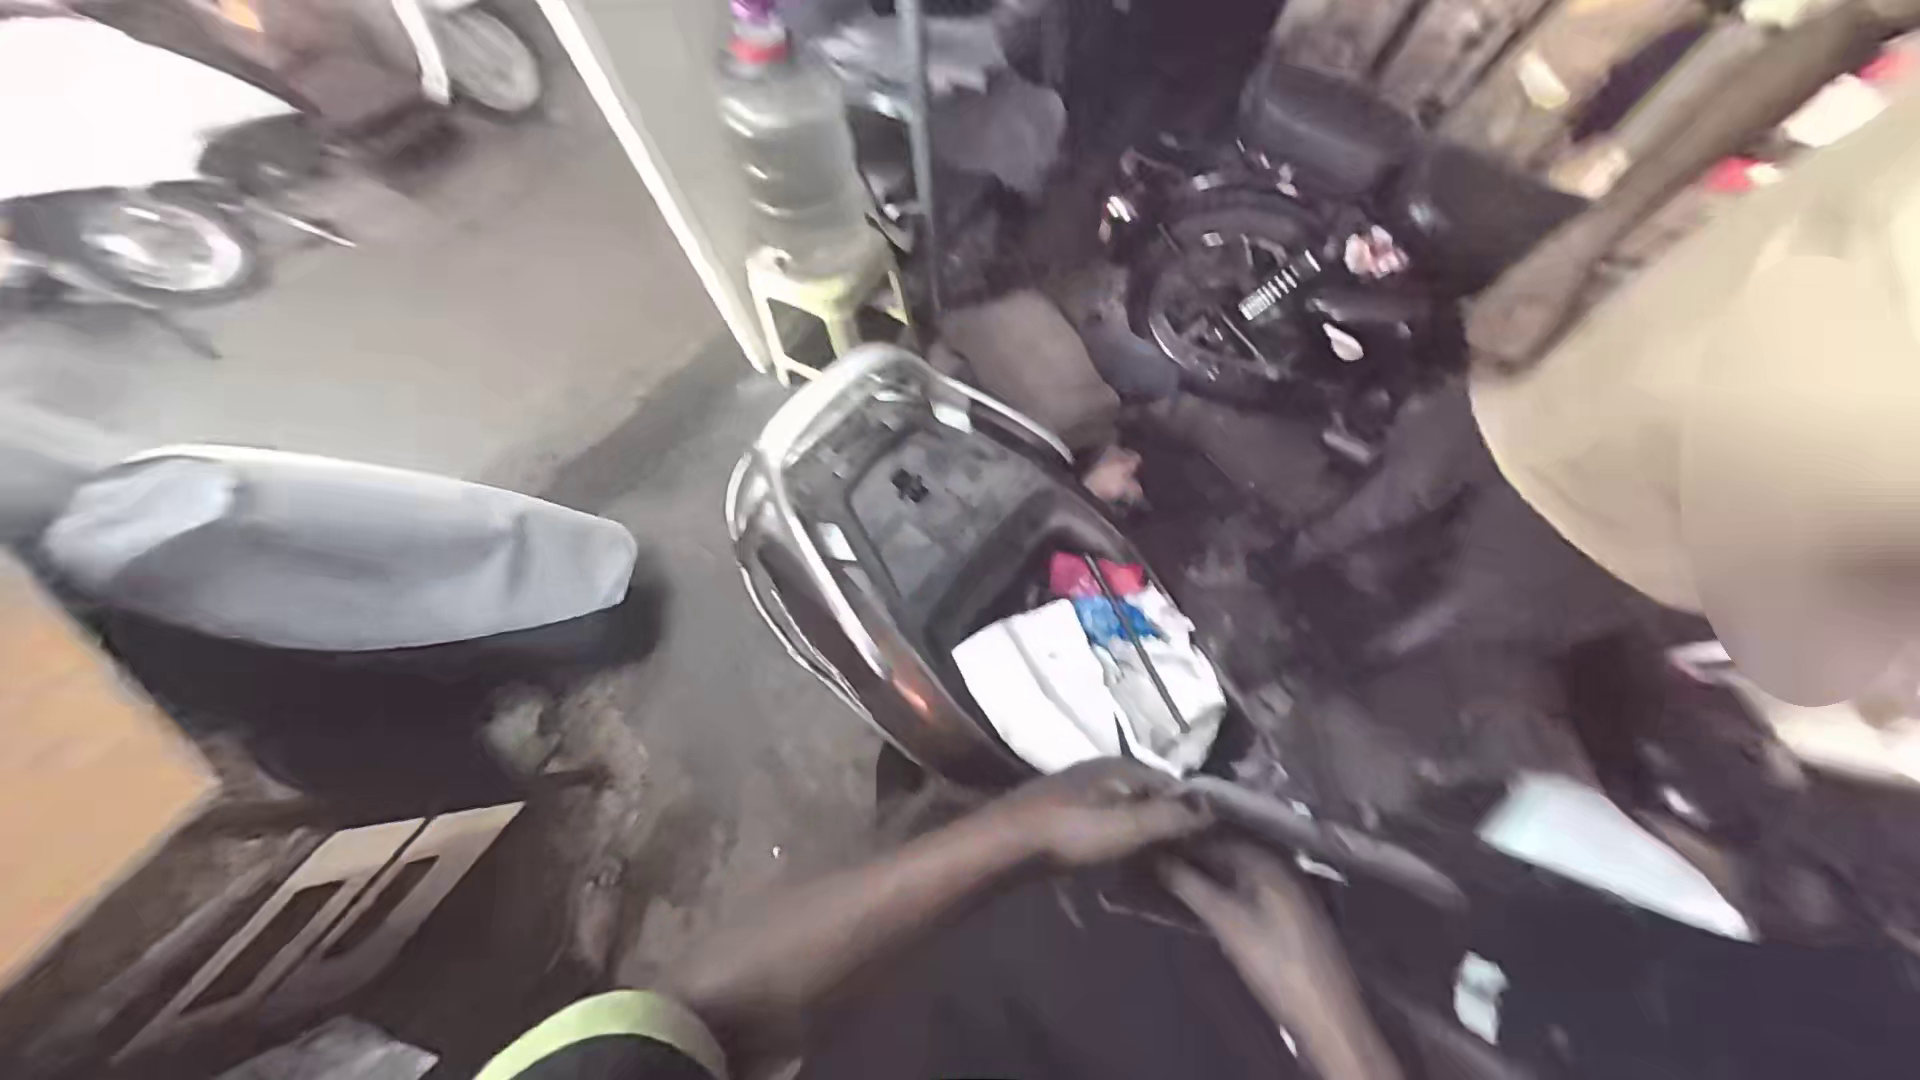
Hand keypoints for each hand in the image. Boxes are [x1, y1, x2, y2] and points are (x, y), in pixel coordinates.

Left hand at [985, 758, 1210, 867]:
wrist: (1008, 841)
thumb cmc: (1071, 832)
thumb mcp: (1127, 826)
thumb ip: (1169, 815)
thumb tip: (1215, 803)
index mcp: (1120, 766)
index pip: (1171, 782)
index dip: (1193, 808)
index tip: (1212, 839)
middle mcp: (1102, 768)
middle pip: (1147, 793)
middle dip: (1168, 819)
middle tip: (1189, 855)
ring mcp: (1081, 786)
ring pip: (1126, 805)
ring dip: (1144, 828)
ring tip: (1161, 860)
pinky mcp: (1065, 807)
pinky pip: (1106, 817)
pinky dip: (1120, 833)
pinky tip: (1122, 855)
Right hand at [1160, 840, 1402, 1079]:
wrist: (1329, 1020)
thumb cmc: (1273, 963)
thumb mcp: (1222, 920)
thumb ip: (1185, 881)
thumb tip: (1150, 854)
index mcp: (1266, 855)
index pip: (1211, 830)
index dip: (1178, 833)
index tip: (1149, 836)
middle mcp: (1280, 861)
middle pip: (1225, 844)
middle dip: (1191, 848)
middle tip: (1155, 852)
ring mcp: (1288, 884)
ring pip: (1236, 863)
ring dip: (1205, 865)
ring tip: (1171, 868)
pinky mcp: (1290, 908)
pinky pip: (1248, 879)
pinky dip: (1223, 880)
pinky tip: (1203, 889)